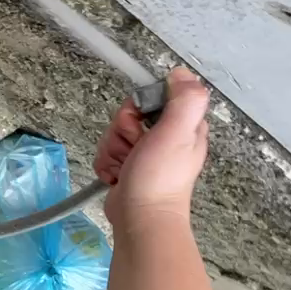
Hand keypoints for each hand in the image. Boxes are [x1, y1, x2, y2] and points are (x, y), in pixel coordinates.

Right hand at [97, 67, 210, 232]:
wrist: (140, 217)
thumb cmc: (159, 176)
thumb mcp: (178, 132)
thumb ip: (184, 100)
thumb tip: (180, 73)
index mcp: (182, 126)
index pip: (153, 98)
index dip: (139, 106)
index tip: (140, 121)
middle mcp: (164, 138)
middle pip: (128, 116)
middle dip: (122, 131)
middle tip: (134, 148)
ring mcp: (143, 154)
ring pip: (114, 135)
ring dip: (112, 150)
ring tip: (125, 167)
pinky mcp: (126, 168)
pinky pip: (106, 153)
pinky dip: (106, 164)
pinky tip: (117, 176)